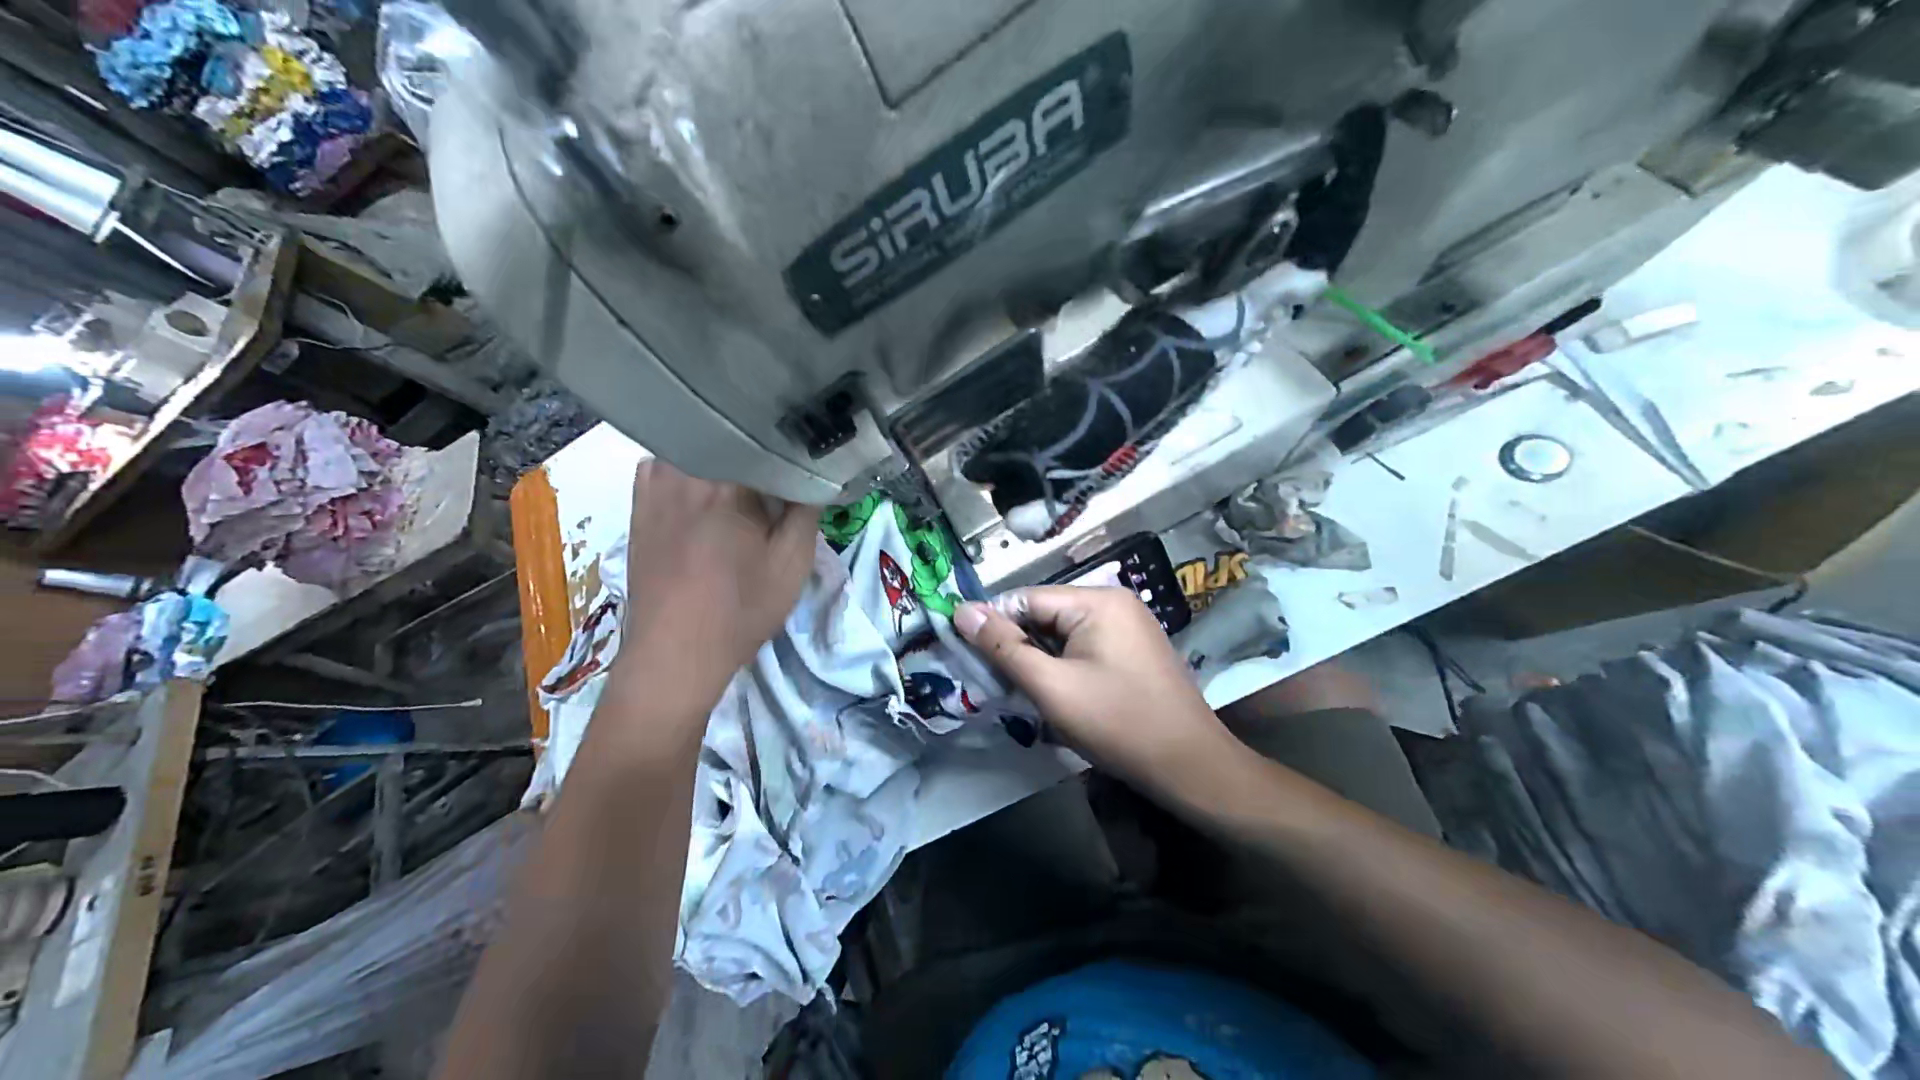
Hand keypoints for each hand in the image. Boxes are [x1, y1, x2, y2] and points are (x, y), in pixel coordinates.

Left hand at [618, 461, 818, 695]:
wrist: (675, 653)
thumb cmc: (740, 608)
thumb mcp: (792, 563)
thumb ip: (807, 509)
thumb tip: (812, 471)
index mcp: (730, 481)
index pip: (768, 443)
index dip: (791, 450)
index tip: (806, 462)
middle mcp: (688, 470)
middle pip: (733, 442)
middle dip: (758, 454)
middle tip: (778, 475)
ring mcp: (657, 484)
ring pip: (700, 450)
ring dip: (723, 459)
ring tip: (743, 480)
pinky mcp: (640, 503)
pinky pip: (667, 466)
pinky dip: (688, 469)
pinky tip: (702, 492)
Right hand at [953, 586, 1243, 793]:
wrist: (1190, 766)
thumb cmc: (1117, 723)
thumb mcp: (1051, 687)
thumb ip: (1004, 647)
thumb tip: (962, 611)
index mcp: (1097, 601)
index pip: (1026, 599)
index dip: (994, 626)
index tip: (968, 658)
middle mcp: (1114, 603)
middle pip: (1045, 615)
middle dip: (1018, 647)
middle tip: (998, 685)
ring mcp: (1128, 626)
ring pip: (1062, 634)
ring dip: (1039, 661)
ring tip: (1026, 695)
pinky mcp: (1133, 651)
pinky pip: (1084, 648)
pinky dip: (1063, 668)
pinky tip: (1057, 696)